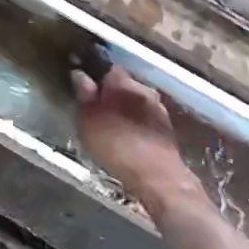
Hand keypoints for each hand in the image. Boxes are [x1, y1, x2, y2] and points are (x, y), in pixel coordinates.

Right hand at [73, 66, 200, 212]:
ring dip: (127, 113)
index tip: (87, 95)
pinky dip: (138, 127)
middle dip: (113, 97)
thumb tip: (80, 75)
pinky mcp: (168, 131)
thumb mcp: (89, 122)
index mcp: (124, 84)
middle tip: (98, 115)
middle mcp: (145, 90)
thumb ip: (84, 97)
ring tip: (113, 131)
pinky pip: (147, 122)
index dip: (97, 80)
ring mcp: (160, 110)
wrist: (158, 178)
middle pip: (125, 87)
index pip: (109, 70)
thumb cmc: (117, 146)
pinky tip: (130, 142)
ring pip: (137, 105)